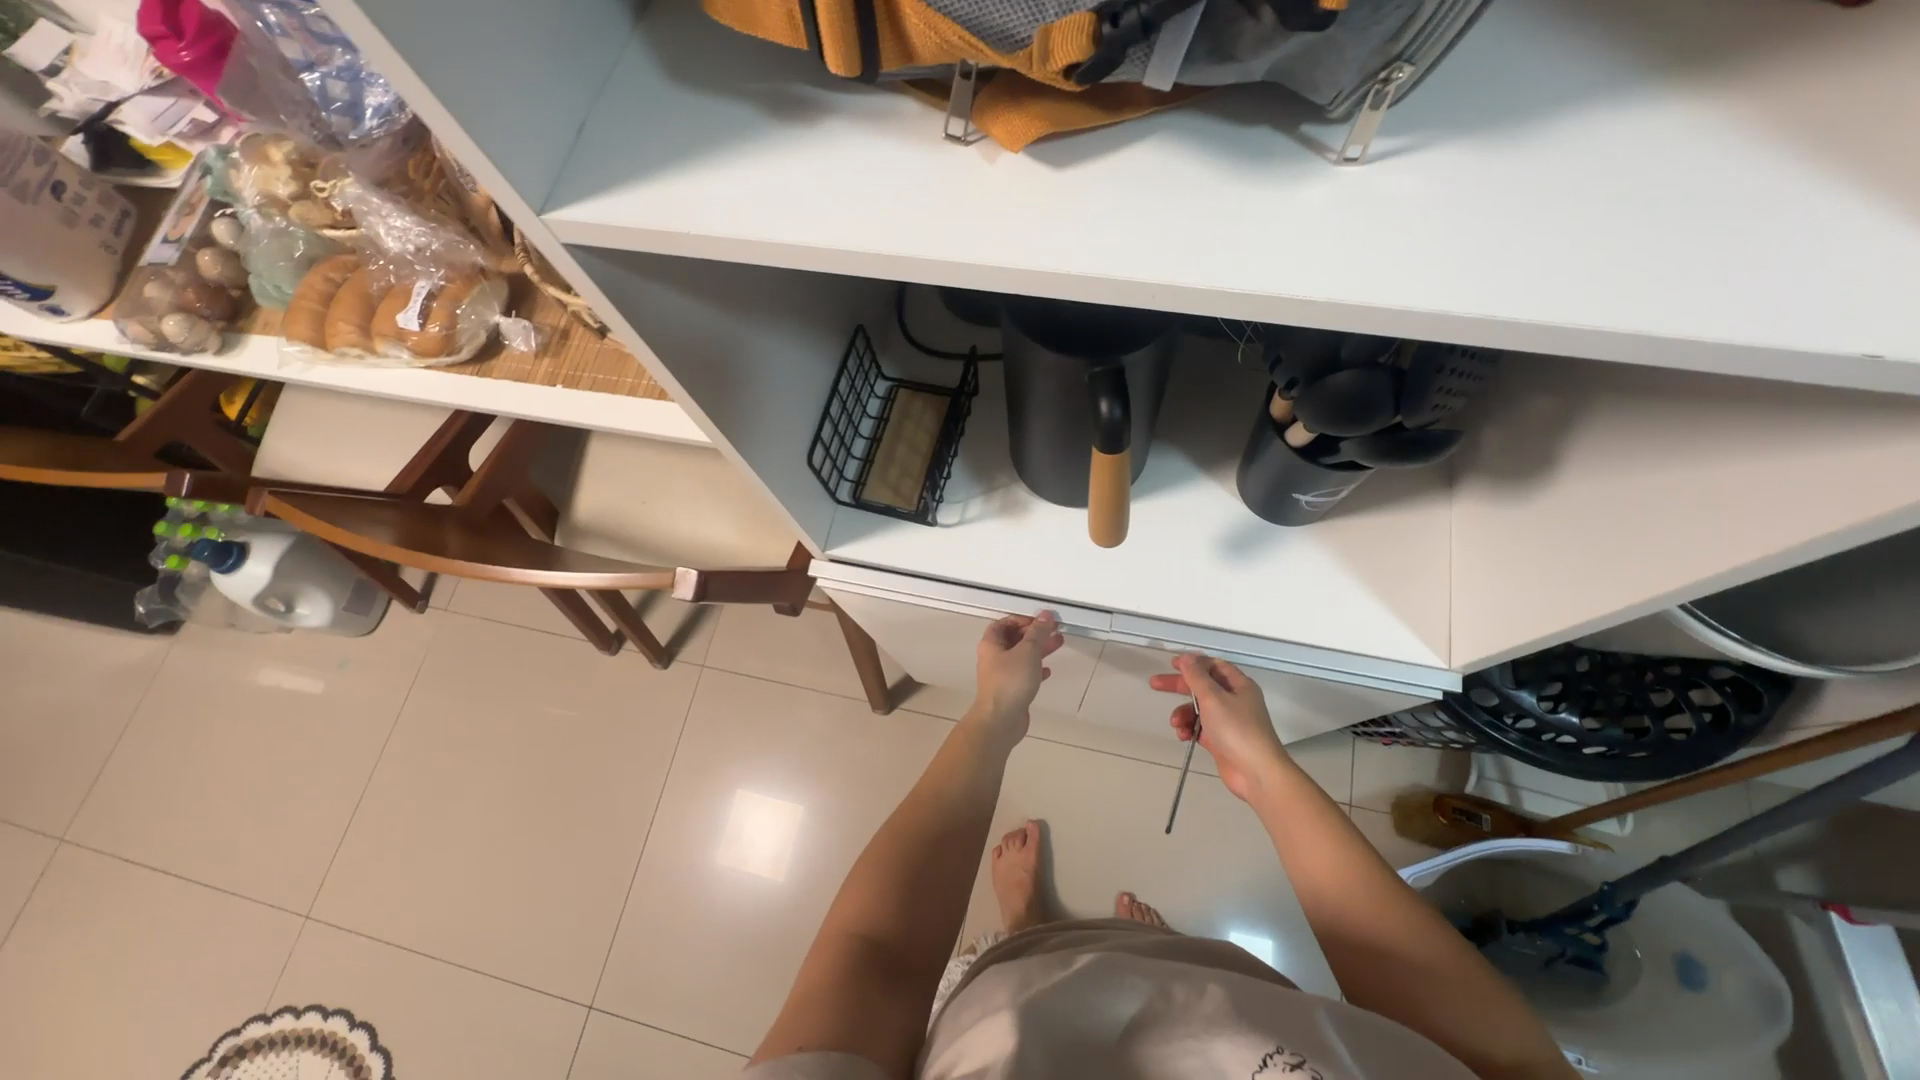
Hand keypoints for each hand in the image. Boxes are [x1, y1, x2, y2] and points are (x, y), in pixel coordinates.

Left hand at [970, 611, 1064, 739]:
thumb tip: (1046, 615)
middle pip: (1014, 638)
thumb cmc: (1011, 681)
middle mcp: (993, 657)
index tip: (1041, 620)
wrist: (1001, 720)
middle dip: (1035, 633)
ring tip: (1059, 643)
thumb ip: (1038, 632)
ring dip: (1039, 649)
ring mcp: (1001, 675)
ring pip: (1021, 656)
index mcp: (991, 644)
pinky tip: (1048, 670)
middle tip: (1054, 629)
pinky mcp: (1010, 690)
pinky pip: (1024, 674)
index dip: (1022, 619)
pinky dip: (1036, 669)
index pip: (1004, 623)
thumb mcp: (1027, 651)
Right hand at [1149, 653, 1289, 802]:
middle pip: (1202, 687)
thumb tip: (1187, 658)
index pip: (1213, 666)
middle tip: (1156, 684)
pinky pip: (1199, 728)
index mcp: (1238, 685)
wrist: (1255, 771)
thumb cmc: (1236, 729)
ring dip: (1183, 714)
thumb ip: (1197, 676)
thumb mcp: (1213, 698)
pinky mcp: (1220, 740)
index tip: (1172, 664)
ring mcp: (1227, 721)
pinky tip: (1184, 736)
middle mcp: (1234, 700)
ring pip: (1198, 709)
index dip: (1193, 663)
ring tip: (1177, 724)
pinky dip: (1189, 729)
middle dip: (1179, 687)